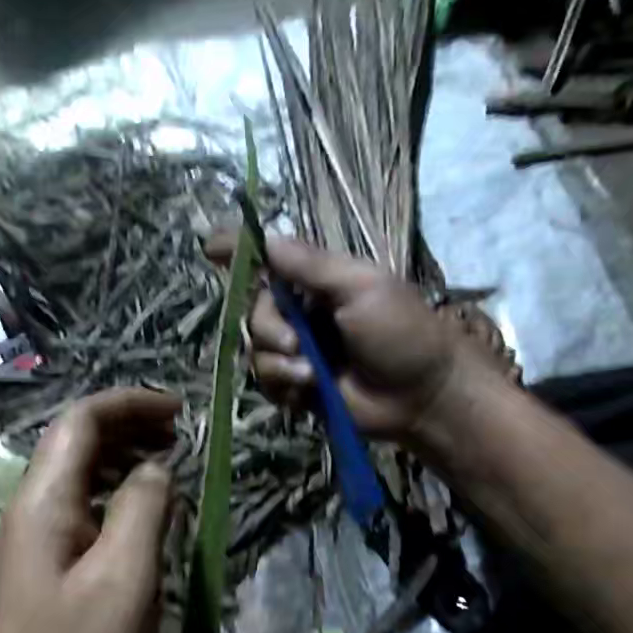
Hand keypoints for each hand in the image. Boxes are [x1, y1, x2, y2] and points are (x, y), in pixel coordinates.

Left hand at [0, 389, 178, 632]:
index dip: (129, 403)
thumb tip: (158, 467)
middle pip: (77, 438)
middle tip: (178, 433)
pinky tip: (144, 506)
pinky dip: (117, 488)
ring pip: (79, 468)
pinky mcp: (45, 559)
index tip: (177, 410)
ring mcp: (35, 533)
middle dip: (128, 423)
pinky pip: (82, 502)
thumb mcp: (125, 579)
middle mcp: (32, 506)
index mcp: (44, 500)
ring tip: (168, 459)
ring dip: (124, 454)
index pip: (81, 420)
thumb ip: (144, 508)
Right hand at [204, 232, 486, 442]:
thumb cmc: (401, 332)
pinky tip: (306, 391)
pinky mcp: (298, 385)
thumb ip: (312, 265)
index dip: (239, 251)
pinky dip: (281, 385)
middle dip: (269, 327)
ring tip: (312, 374)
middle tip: (298, 343)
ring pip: (256, 349)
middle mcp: (303, 312)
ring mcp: (299, 350)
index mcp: (318, 282)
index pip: (270, 259)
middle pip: (254, 310)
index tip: (209, 247)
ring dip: (278, 362)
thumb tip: (266, 236)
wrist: (422, 395)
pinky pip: (266, 381)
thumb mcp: (362, 287)